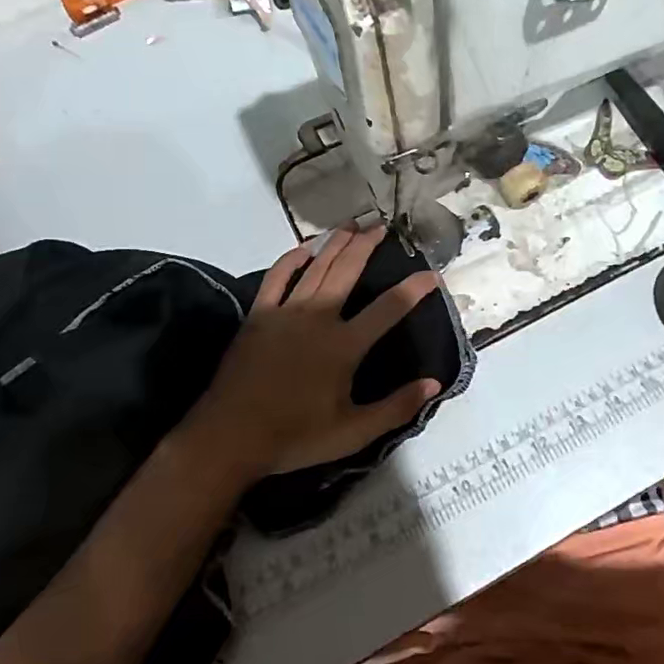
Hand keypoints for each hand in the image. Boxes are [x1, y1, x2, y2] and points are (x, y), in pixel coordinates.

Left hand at [187, 226, 442, 476]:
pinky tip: (304, 247)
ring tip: (351, 225)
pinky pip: (277, 277)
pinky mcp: (259, 315)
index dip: (414, 289)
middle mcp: (318, 318)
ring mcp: (285, 312)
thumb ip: (396, 407)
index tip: (431, 273)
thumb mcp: (354, 432)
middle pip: (348, 271)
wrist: (229, 438)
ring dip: (335, 243)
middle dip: (367, 246)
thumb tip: (434, 384)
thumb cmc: (295, 437)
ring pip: (316, 267)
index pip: (389, 308)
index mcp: (344, 345)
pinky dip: (292, 258)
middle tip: (382, 226)